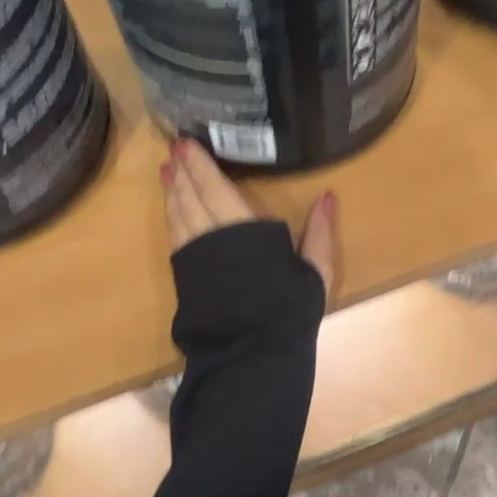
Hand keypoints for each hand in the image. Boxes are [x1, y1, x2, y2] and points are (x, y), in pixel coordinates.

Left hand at [161, 139, 337, 297]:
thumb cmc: (287, 310)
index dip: (199, 164)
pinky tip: (173, 212)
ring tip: (167, 174)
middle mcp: (210, 235)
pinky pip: (174, 236)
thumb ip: (319, 233)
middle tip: (172, 152)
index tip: (187, 144)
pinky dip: (172, 217)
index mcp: (241, 228)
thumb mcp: (313, 272)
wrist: (250, 352)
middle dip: (181, 173)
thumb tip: (329, 197)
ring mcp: (192, 257)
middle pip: (190, 196)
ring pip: (177, 215)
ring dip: (172, 193)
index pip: (214, 186)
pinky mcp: (184, 277)